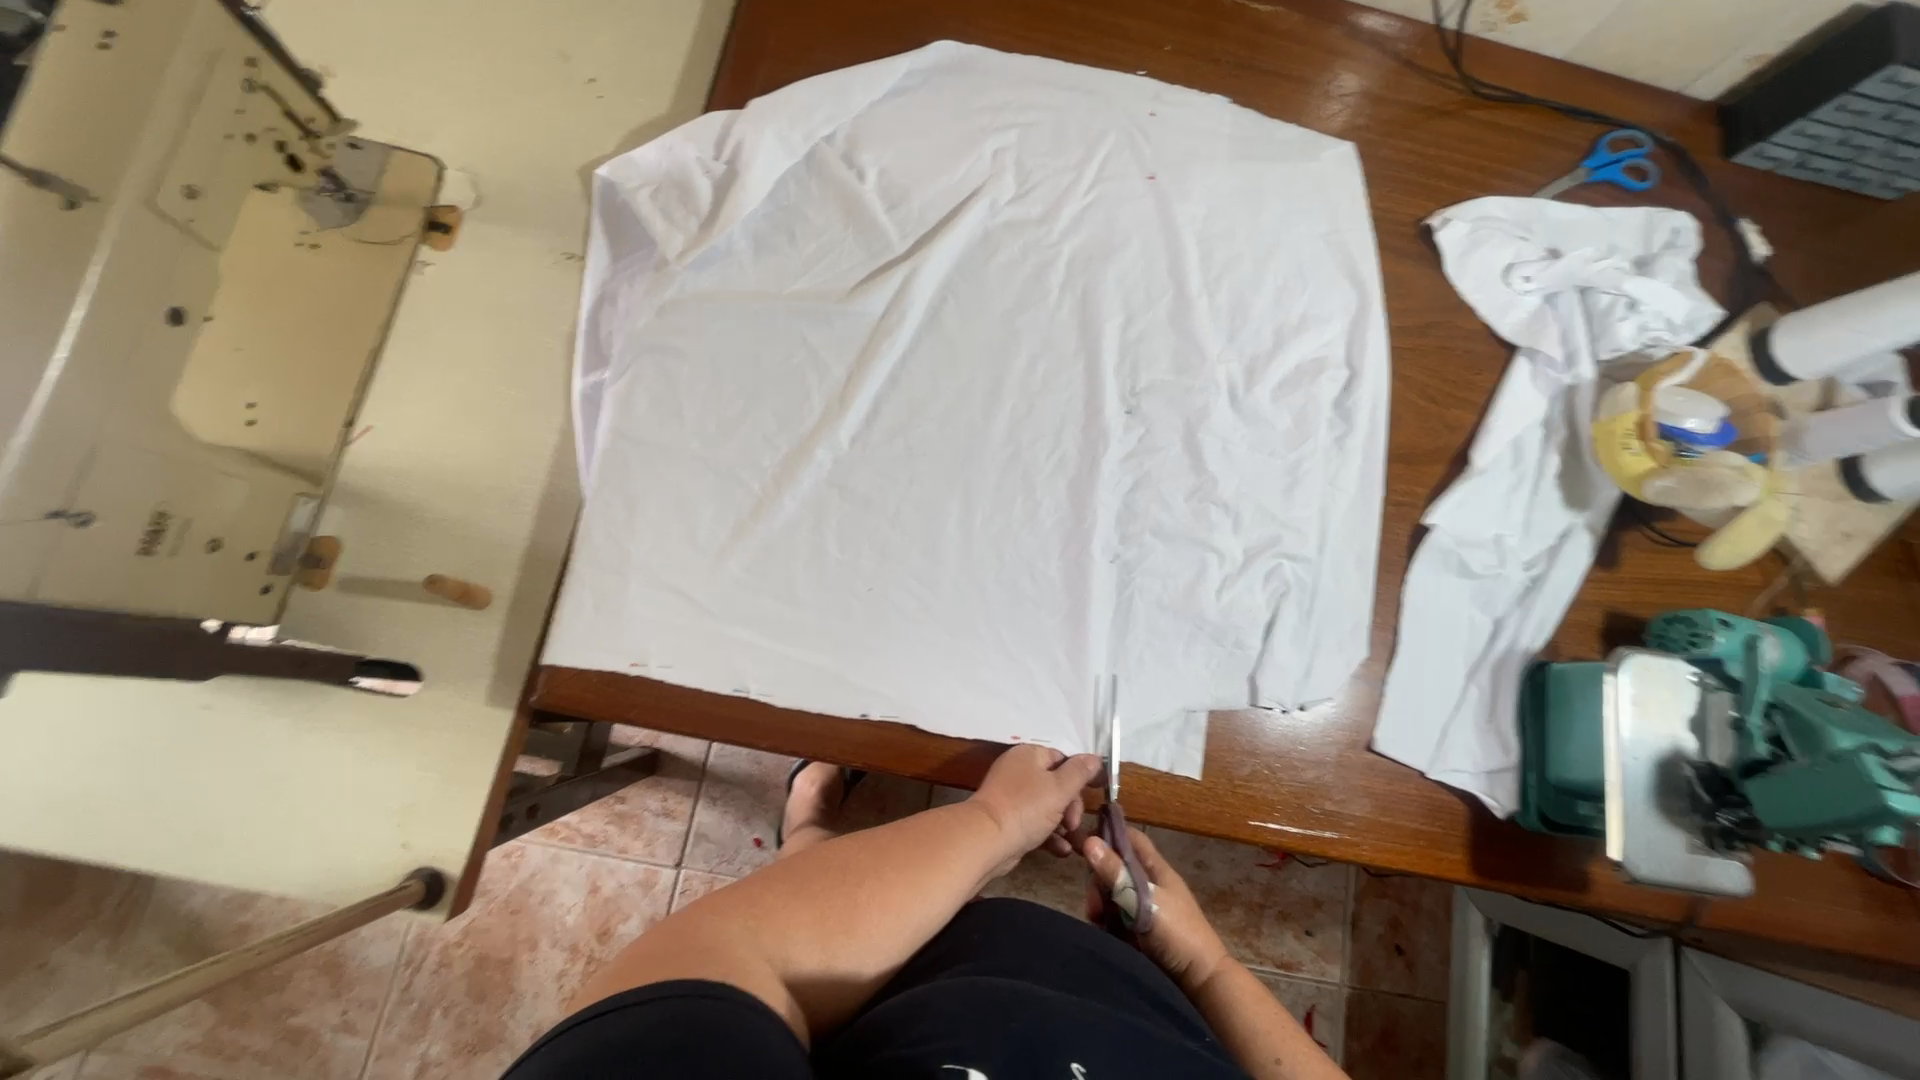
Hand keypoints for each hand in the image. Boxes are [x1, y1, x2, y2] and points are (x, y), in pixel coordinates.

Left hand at [968, 745, 1103, 874]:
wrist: (987, 839)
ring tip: (1071, 839)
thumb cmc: (1026, 808)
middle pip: (1056, 784)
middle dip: (1071, 805)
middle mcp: (1018, 771)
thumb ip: (1080, 772)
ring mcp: (1011, 796)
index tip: (1092, 795)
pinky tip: (1061, 849)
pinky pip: (1035, 822)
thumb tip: (1096, 757)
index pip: (1062, 759)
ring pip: (1047, 806)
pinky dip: (1049, 834)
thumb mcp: (1059, 788)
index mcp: (1029, 755)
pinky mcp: (1009, 819)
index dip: (1079, 777)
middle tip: (1073, 824)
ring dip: (1063, 824)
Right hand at [1082, 826, 1231, 996]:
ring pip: (1110, 892)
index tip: (1083, 841)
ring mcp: (1142, 906)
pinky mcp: (1136, 928)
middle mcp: (1147, 883)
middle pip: (1114, 867)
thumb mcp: (1144, 900)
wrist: (1199, 981)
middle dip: (1099, 879)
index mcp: (1155, 868)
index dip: (1107, 834)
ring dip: (1099, 903)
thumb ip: (1117, 873)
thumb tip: (1089, 841)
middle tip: (1094, 903)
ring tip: (1097, 920)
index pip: (1129, 838)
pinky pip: (1112, 915)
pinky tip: (1101, 930)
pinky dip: (1104, 920)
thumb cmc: (1178, 933)